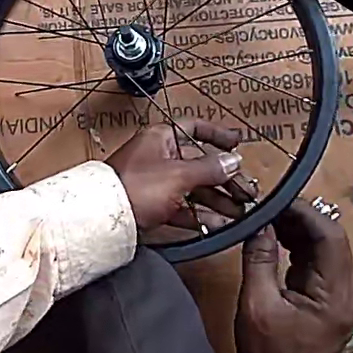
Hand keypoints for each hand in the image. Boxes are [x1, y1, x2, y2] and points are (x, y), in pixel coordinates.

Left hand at [105, 120, 246, 231]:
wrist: (106, 217)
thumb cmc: (135, 187)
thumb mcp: (179, 174)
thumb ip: (209, 168)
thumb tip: (233, 160)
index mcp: (160, 138)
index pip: (193, 128)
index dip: (216, 134)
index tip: (237, 143)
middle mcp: (158, 156)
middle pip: (198, 162)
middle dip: (225, 178)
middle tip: (247, 193)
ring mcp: (155, 181)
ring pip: (193, 187)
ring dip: (217, 200)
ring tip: (240, 213)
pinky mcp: (153, 204)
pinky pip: (183, 207)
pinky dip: (200, 215)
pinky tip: (219, 225)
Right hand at [236, 202, 352, 352]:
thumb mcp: (258, 303)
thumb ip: (259, 258)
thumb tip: (258, 223)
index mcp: (338, 294)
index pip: (330, 235)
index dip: (302, 212)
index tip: (273, 201)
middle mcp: (349, 292)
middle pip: (331, 237)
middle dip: (299, 217)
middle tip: (266, 207)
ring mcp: (342, 295)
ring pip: (325, 245)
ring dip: (298, 228)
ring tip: (267, 218)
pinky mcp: (331, 297)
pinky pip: (318, 258)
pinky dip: (298, 243)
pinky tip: (275, 237)